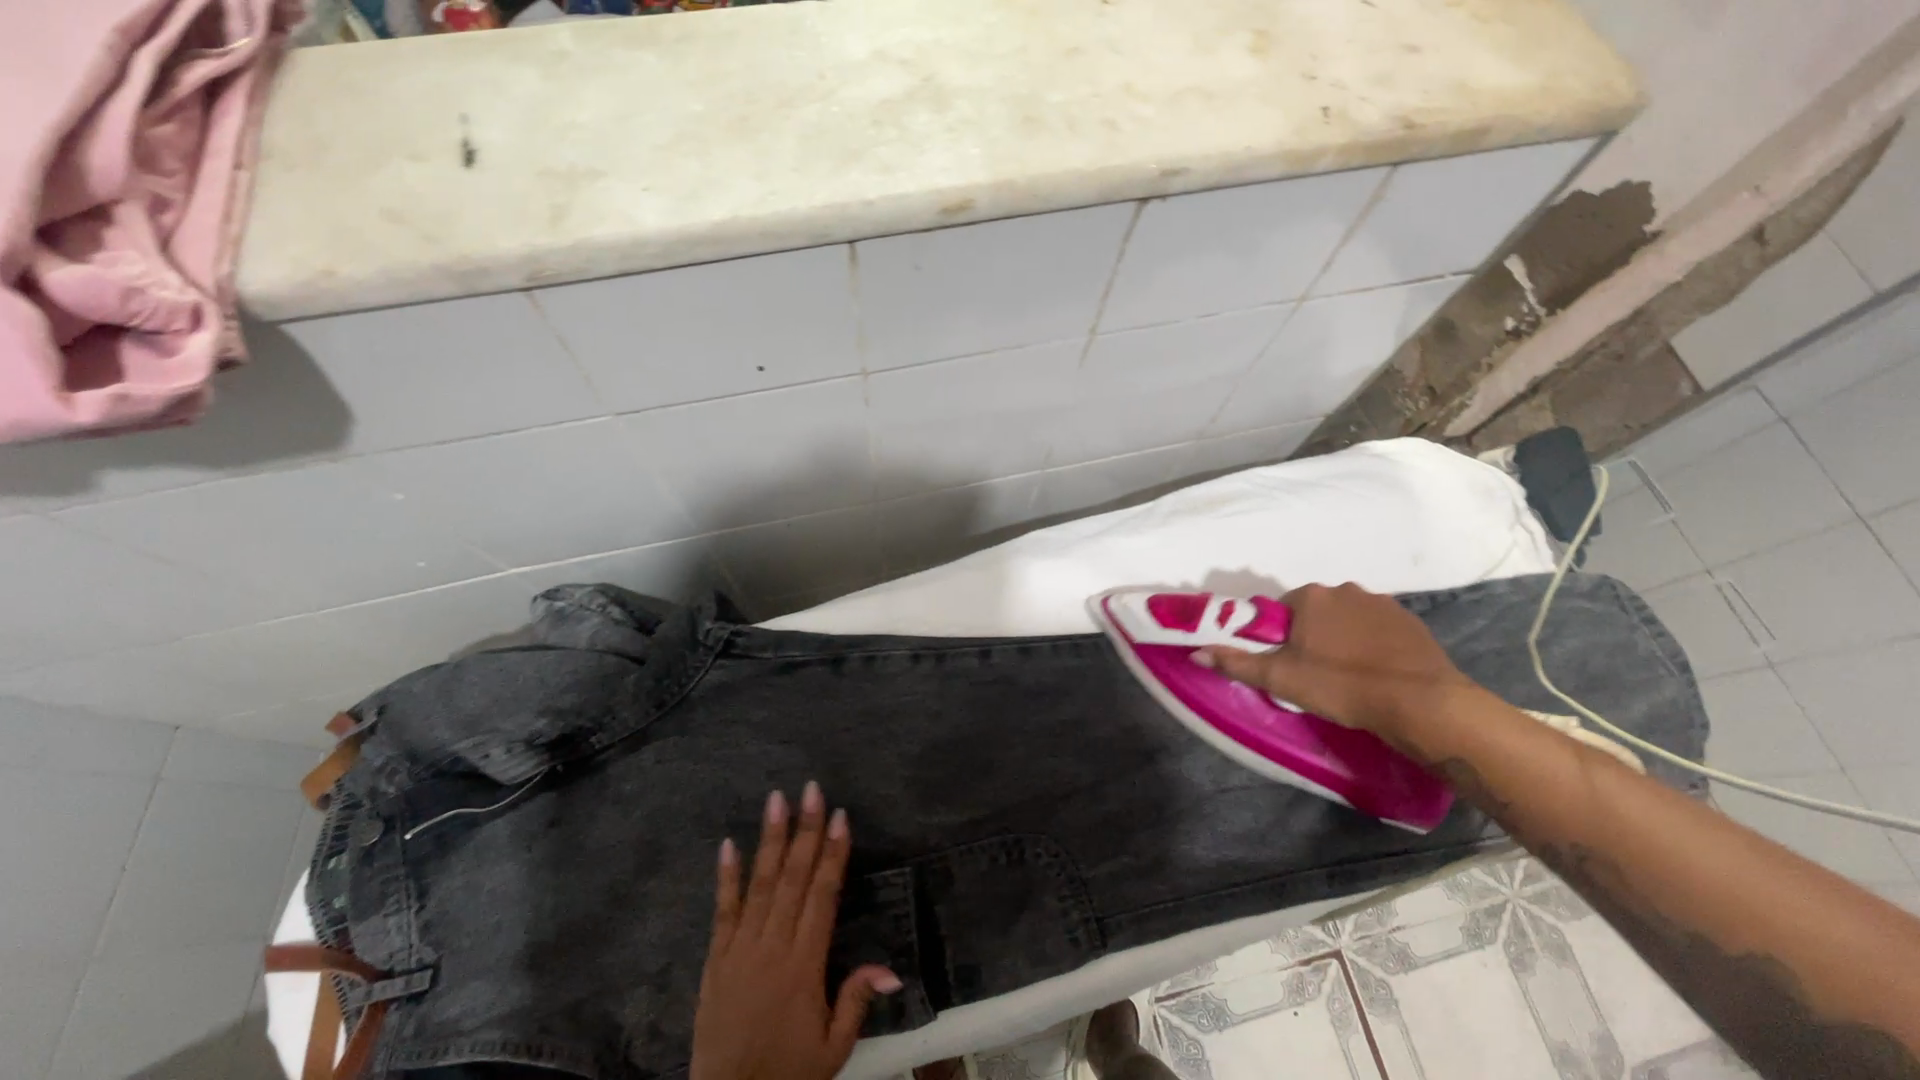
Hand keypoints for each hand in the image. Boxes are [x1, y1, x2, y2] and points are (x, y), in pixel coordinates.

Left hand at [691, 782, 900, 1079]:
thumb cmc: (788, 1072)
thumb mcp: (833, 1048)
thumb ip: (856, 1001)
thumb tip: (890, 968)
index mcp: (804, 966)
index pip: (822, 897)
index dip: (832, 855)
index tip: (839, 817)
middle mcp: (772, 948)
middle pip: (791, 880)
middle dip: (804, 832)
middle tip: (811, 790)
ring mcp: (739, 950)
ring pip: (758, 885)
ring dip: (768, 840)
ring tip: (775, 800)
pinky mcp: (715, 959)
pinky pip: (721, 911)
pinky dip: (726, 877)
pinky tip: (728, 845)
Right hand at [1195, 582, 1475, 744]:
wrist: (1418, 702)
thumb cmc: (1341, 686)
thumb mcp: (1281, 679)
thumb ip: (1237, 663)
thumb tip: (1196, 652)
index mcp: (1311, 597)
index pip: (1282, 609)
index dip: (1280, 636)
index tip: (1287, 662)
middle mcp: (1346, 589)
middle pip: (1316, 611)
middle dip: (1312, 635)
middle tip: (1314, 673)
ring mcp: (1383, 603)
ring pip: (1349, 619)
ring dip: (1343, 638)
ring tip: (1348, 675)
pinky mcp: (1411, 622)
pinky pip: (1379, 629)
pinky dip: (1373, 645)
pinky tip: (1376, 672)